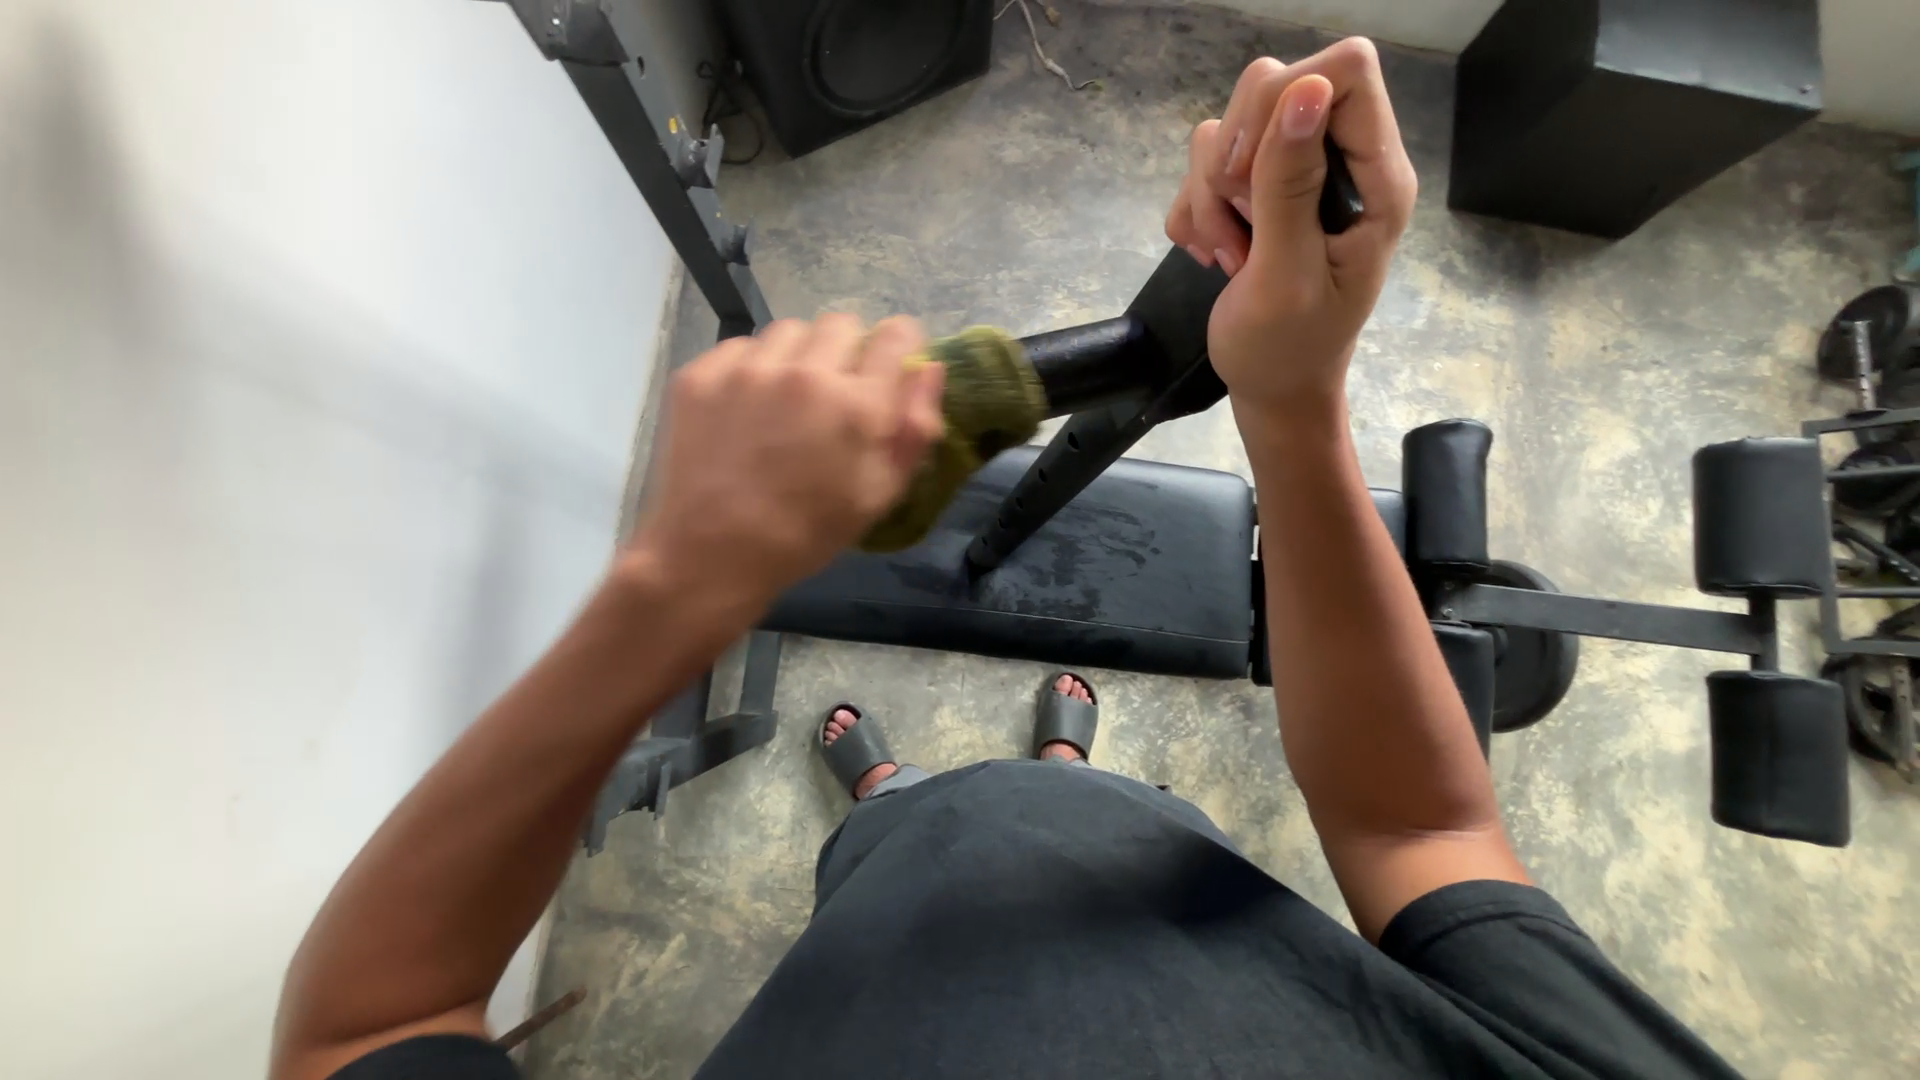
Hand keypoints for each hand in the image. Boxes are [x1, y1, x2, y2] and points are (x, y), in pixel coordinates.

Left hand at [621, 315, 944, 622]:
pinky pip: (740, 349)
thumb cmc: (808, 532)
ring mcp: (747, 369)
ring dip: (797, 357)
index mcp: (857, 404)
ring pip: (789, 332)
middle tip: (834, 395)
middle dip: (847, 352)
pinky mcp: (701, 375)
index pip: (897, 335)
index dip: (900, 348)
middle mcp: (805, 371)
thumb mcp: (881, 494)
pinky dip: (750, 370)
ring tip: (785, 402)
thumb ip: (914, 429)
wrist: (712, 552)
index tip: (889, 369)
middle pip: (841, 324)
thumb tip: (930, 369)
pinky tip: (745, 411)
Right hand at [1164, 38, 1417, 419]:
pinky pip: (1203, 171)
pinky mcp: (1252, 199)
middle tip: (1238, 223)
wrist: (1270, 391)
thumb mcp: (1286, 276)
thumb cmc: (1285, 350)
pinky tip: (1212, 256)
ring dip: (1208, 199)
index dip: (1283, 103)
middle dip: (1233, 161)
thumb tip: (1305, 90)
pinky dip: (1194, 215)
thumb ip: (1291, 187)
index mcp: (1374, 178)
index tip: (1248, 172)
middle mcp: (1336, 164)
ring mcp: (1290, 179)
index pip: (1344, 71)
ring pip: (1227, 135)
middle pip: (1272, 89)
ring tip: (1230, 255)